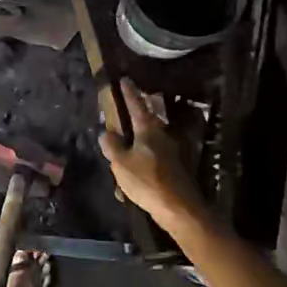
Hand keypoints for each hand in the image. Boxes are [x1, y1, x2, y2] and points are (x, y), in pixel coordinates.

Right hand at [100, 80, 217, 238]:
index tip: (124, 79)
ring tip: (125, 153)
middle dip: (136, 115)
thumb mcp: (121, 164)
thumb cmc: (147, 181)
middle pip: (147, 120)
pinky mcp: (176, 166)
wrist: (179, 207)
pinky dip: (145, 160)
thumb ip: (112, 146)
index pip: (136, 105)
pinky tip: (136, 175)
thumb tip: (106, 132)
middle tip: (124, 112)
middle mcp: (163, 135)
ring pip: (151, 140)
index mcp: (149, 129)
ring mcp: (172, 150)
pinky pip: (155, 157)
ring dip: (139, 142)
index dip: (129, 92)